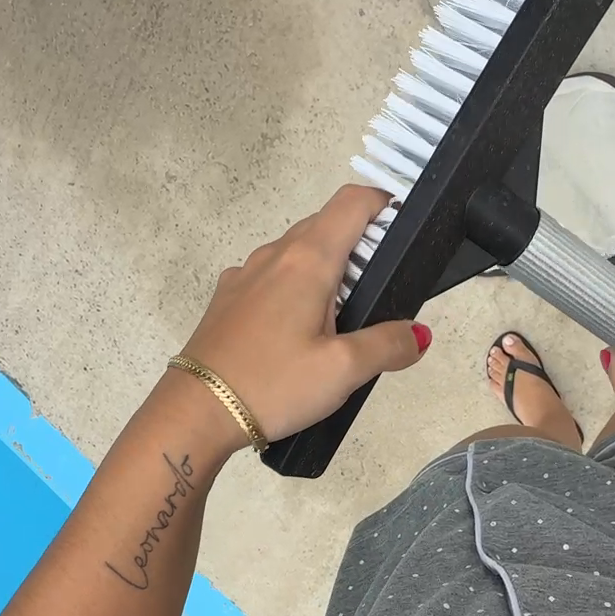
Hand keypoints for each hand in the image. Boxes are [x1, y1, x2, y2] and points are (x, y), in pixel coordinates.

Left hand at [172, 185, 429, 452]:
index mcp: (307, 260)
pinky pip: (272, 279)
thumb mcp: (343, 371)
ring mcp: (245, 276)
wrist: (196, 412)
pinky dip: (297, 291)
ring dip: (327, 272)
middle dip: (361, 246)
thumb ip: (388, 346)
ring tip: (344, 322)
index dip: (385, 204)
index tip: (405, 230)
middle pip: (326, 226)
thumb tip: (418, 335)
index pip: (352, 203)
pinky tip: (300, 335)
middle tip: (383, 293)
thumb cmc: (273, 385)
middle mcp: (273, 255)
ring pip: (297, 254)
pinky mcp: (228, 300)